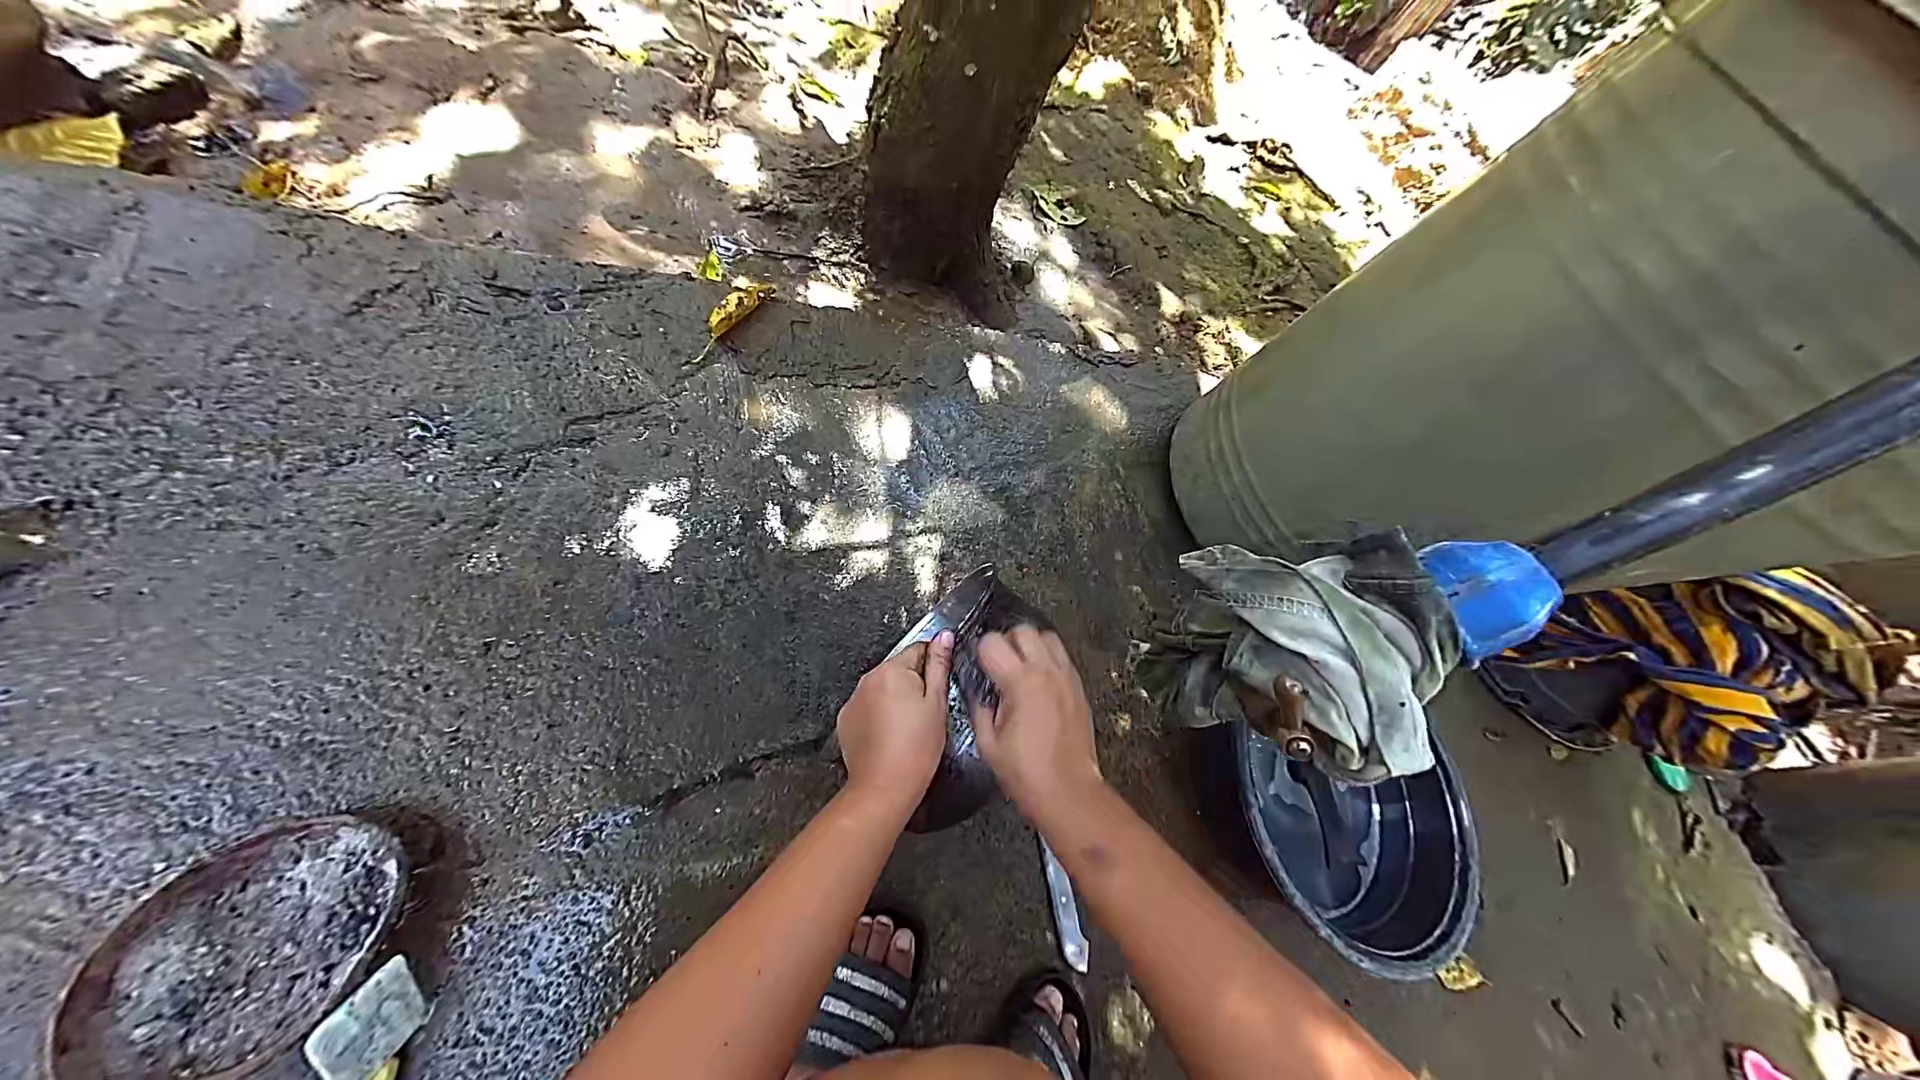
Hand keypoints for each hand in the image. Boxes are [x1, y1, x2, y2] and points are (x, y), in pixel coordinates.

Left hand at [837, 630, 953, 807]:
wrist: (883, 788)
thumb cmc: (914, 751)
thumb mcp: (936, 704)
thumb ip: (940, 666)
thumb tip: (944, 637)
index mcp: (891, 671)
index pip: (918, 650)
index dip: (933, 669)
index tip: (937, 690)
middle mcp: (867, 680)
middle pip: (899, 670)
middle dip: (914, 685)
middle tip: (926, 714)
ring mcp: (854, 700)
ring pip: (883, 690)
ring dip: (896, 700)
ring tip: (908, 729)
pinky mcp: (846, 720)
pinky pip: (868, 708)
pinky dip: (879, 716)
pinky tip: (891, 736)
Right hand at [970, 625, 1102, 821]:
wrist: (1068, 793)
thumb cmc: (1030, 775)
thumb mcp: (988, 744)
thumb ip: (980, 709)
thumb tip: (979, 694)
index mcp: (1021, 683)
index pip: (993, 642)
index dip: (980, 651)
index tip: (979, 664)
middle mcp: (1047, 674)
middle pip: (1022, 630)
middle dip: (1005, 641)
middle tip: (997, 664)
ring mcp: (1067, 678)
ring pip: (1046, 636)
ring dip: (1029, 645)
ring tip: (1019, 668)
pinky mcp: (1078, 688)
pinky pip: (1062, 657)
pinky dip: (1048, 659)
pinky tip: (1037, 682)